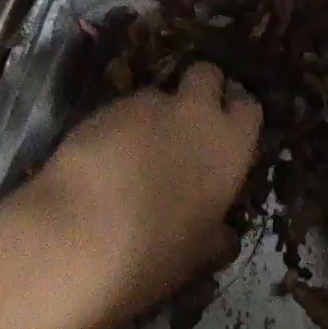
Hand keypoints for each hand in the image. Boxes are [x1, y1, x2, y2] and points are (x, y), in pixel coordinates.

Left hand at [25, 61, 261, 319]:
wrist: (78, 236)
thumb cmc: (154, 252)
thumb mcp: (199, 254)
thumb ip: (217, 235)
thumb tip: (226, 235)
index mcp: (229, 145)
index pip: (249, 107)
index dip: (237, 117)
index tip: (228, 135)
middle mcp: (193, 113)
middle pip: (207, 74)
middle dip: (200, 89)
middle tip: (187, 123)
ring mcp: (145, 105)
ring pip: (158, 94)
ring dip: (152, 115)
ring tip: (133, 153)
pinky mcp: (103, 108)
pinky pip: (119, 110)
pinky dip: (116, 128)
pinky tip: (101, 161)